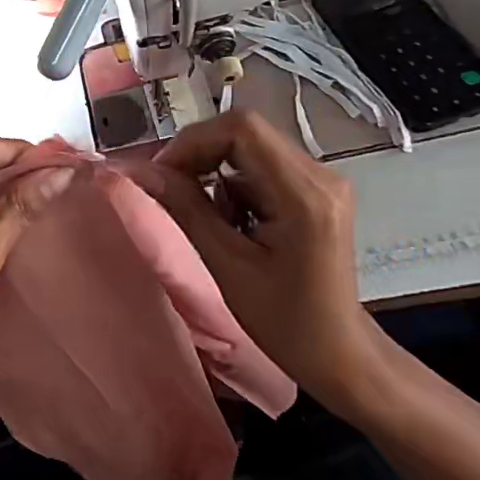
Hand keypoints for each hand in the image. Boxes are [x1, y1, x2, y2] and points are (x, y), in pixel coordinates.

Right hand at [139, 111, 385, 413]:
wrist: (336, 349)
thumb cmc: (283, 321)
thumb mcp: (227, 267)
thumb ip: (186, 210)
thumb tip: (143, 173)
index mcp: (305, 193)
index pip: (242, 129)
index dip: (193, 142)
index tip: (163, 176)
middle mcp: (322, 174)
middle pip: (247, 133)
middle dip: (201, 157)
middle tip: (172, 194)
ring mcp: (324, 180)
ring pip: (253, 149)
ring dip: (218, 176)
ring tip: (210, 223)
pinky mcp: (319, 191)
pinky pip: (265, 168)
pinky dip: (237, 188)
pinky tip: (235, 226)